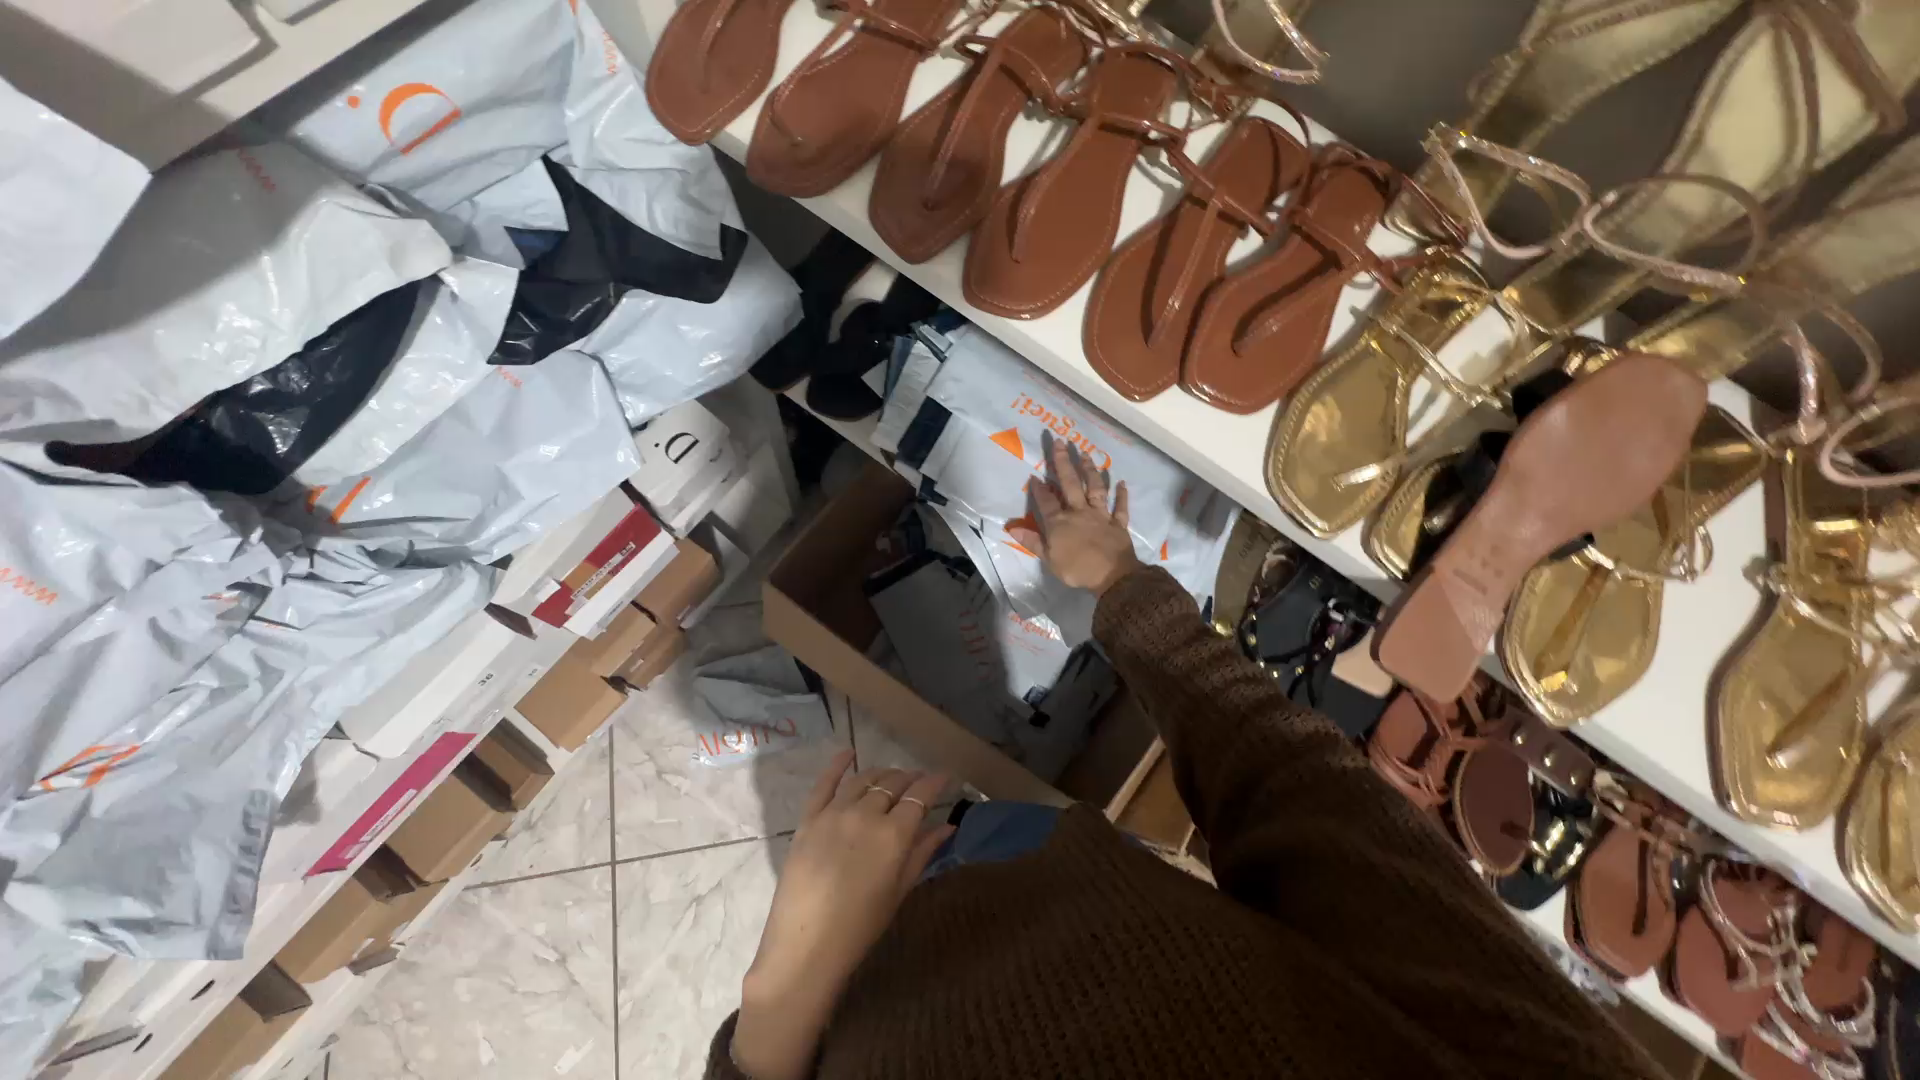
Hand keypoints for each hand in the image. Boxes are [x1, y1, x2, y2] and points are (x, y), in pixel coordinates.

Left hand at [732, 751, 952, 1079]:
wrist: (806, 946)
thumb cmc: (861, 926)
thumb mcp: (899, 890)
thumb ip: (923, 853)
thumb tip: (947, 827)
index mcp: (894, 834)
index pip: (921, 795)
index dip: (935, 782)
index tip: (945, 776)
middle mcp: (866, 813)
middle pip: (893, 783)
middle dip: (910, 778)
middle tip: (919, 782)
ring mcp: (834, 813)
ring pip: (864, 779)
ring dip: (882, 773)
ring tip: (892, 776)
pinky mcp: (809, 819)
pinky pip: (825, 783)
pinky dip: (838, 764)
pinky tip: (848, 753)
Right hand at [1008, 439, 1142, 596]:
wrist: (1112, 575)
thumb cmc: (1076, 569)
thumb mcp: (1048, 559)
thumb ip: (1032, 542)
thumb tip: (1011, 528)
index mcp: (1059, 522)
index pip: (1046, 501)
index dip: (1039, 489)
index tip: (1034, 475)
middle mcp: (1079, 511)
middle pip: (1070, 483)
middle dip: (1063, 462)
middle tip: (1058, 442)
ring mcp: (1100, 515)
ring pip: (1095, 488)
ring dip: (1090, 470)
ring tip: (1085, 454)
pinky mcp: (1118, 522)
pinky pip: (1120, 507)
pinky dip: (1122, 495)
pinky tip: (1121, 482)